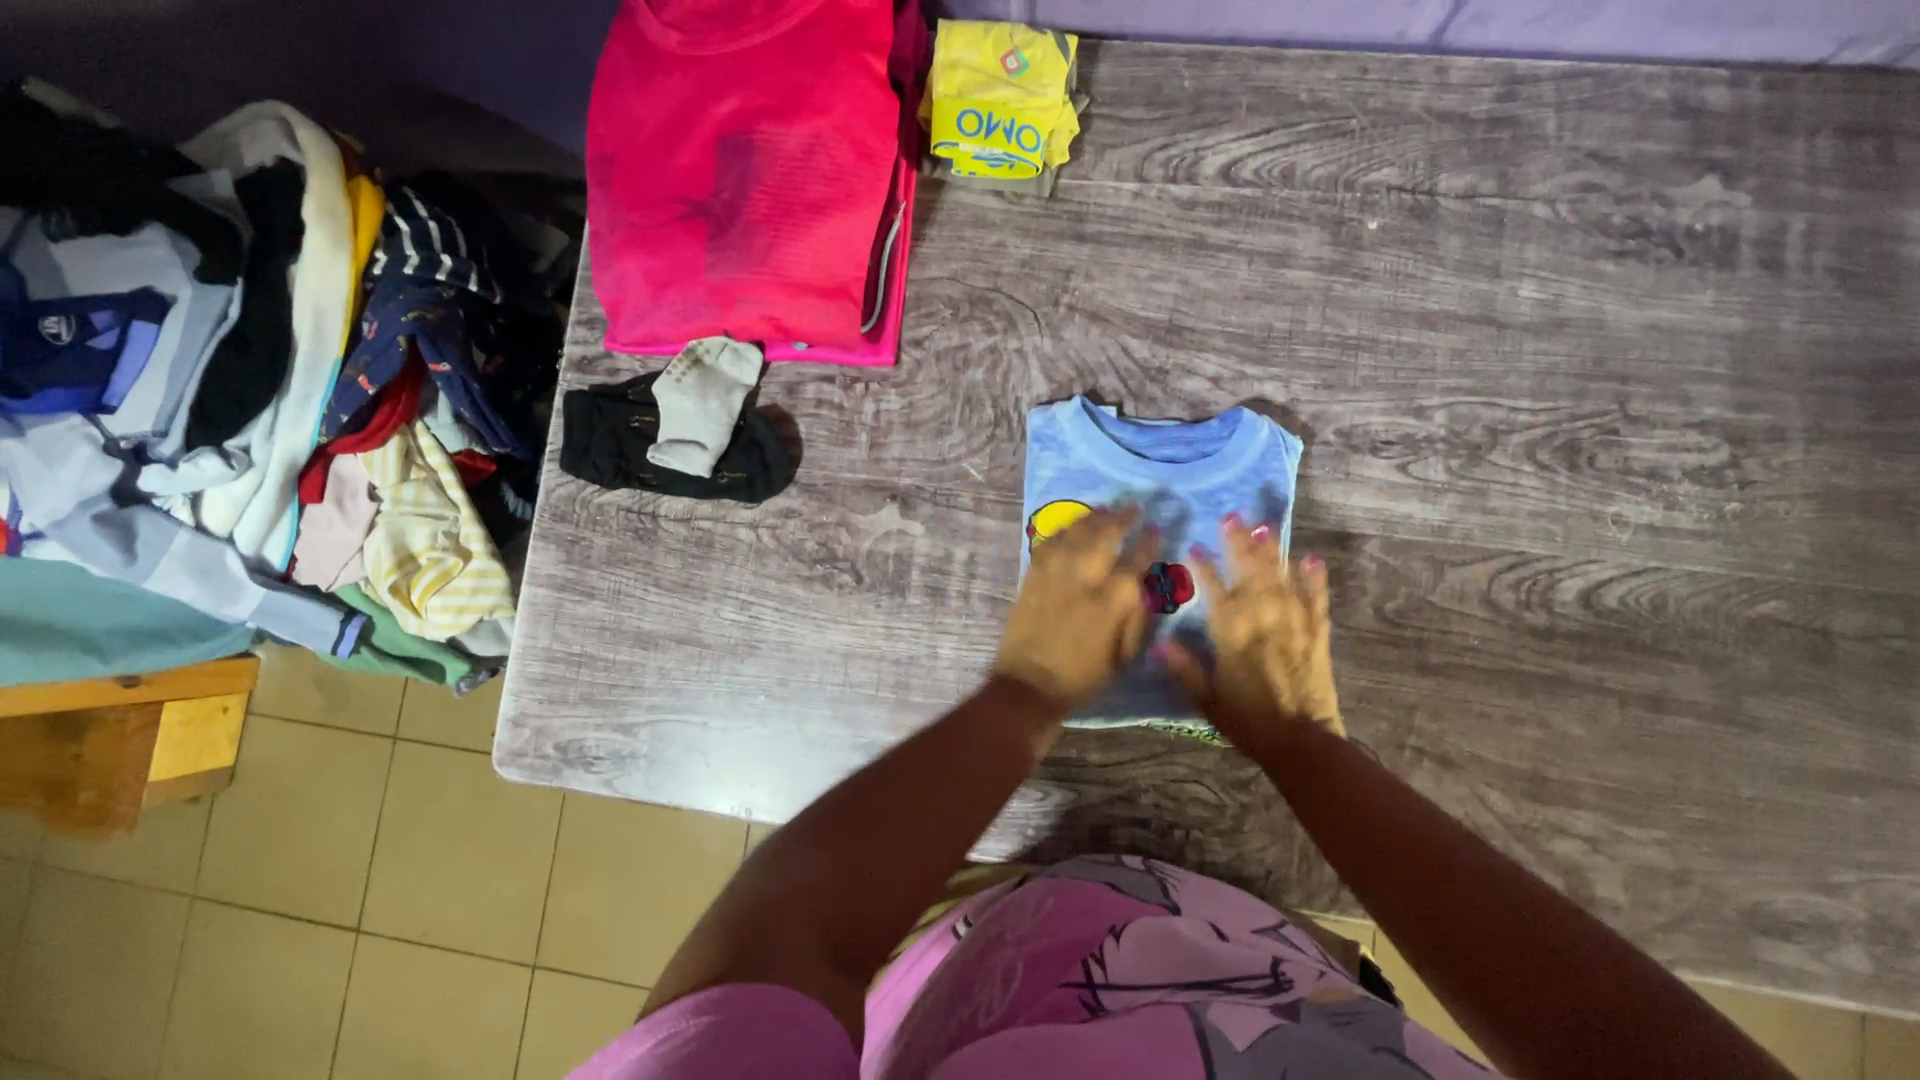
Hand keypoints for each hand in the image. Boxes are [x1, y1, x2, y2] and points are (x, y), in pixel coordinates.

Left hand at [995, 505, 1157, 709]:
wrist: (1029, 685)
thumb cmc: (1082, 678)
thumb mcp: (1123, 657)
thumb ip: (1136, 620)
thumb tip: (1146, 589)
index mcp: (1110, 603)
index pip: (1135, 561)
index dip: (1147, 542)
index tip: (1156, 527)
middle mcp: (1083, 581)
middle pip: (1104, 537)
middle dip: (1121, 519)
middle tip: (1132, 507)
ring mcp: (1054, 576)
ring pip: (1075, 534)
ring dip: (1092, 518)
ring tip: (1105, 508)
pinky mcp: (1031, 577)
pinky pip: (1049, 544)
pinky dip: (1063, 531)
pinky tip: (1072, 526)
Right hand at [1162, 515, 1342, 754]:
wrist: (1303, 744)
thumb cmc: (1249, 724)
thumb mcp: (1208, 702)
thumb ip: (1186, 671)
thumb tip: (1160, 644)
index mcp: (1233, 640)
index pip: (1216, 595)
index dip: (1205, 571)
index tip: (1196, 547)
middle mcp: (1264, 626)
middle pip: (1251, 577)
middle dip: (1241, 546)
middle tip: (1234, 516)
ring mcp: (1294, 629)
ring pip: (1282, 583)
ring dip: (1273, 554)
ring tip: (1266, 526)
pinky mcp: (1318, 638)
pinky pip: (1316, 604)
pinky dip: (1315, 581)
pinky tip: (1311, 559)